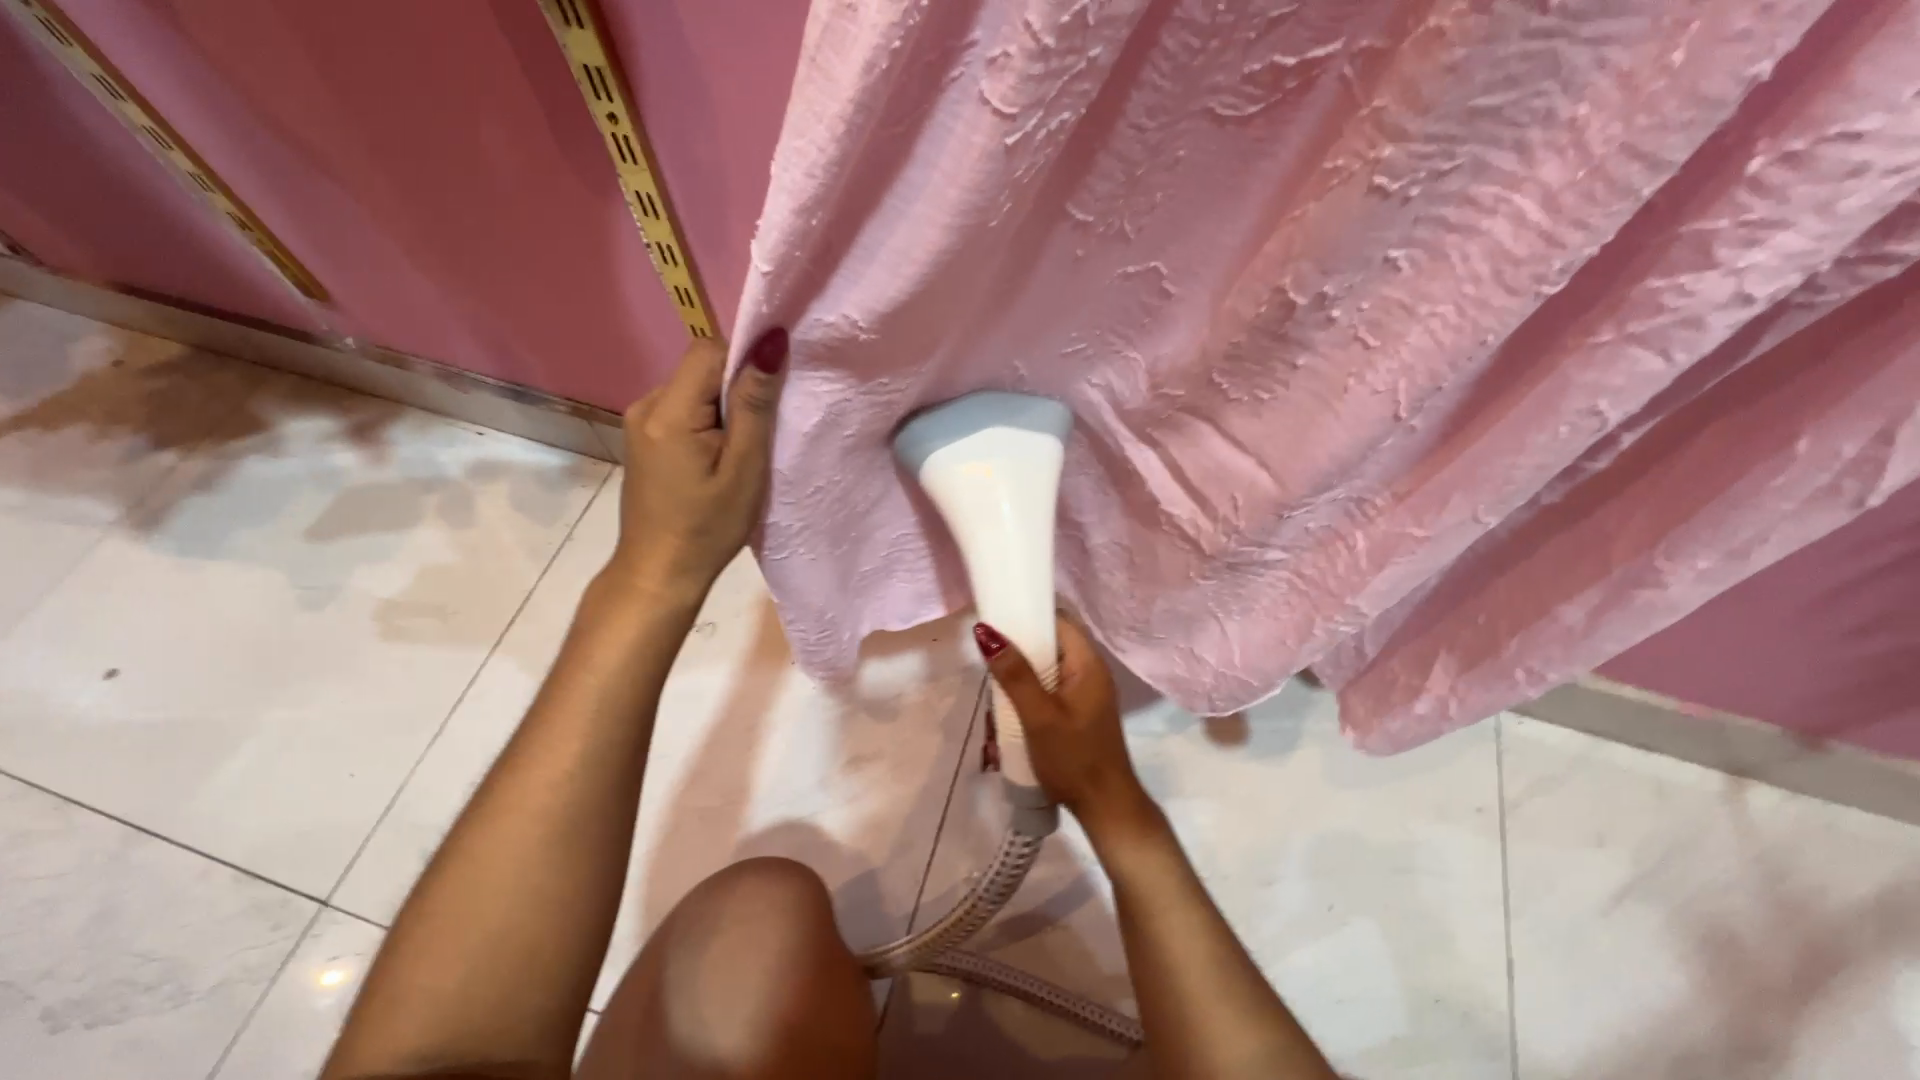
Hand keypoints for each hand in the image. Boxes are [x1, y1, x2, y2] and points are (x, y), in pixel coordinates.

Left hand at [606, 329, 787, 600]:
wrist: (660, 572)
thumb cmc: (709, 527)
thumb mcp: (744, 468)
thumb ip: (754, 404)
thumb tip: (770, 342)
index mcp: (669, 411)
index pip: (710, 350)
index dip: (744, 363)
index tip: (768, 399)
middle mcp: (646, 404)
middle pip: (701, 367)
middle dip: (735, 388)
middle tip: (759, 433)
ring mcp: (640, 420)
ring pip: (694, 388)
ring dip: (722, 406)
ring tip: (740, 450)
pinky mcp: (643, 436)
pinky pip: (682, 408)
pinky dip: (706, 421)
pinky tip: (718, 457)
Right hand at [974, 616, 1153, 833]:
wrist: (1105, 806)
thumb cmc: (1074, 759)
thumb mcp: (1039, 716)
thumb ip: (1014, 674)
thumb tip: (986, 632)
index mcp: (1088, 663)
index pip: (1059, 620)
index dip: (1028, 615)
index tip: (995, 620)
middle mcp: (1091, 671)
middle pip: (1051, 643)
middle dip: (1019, 650)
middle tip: (989, 661)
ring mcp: (1086, 693)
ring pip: (1047, 668)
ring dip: (1021, 676)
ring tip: (996, 691)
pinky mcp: (1079, 712)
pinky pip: (1050, 689)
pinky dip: (1030, 694)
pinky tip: (1010, 711)